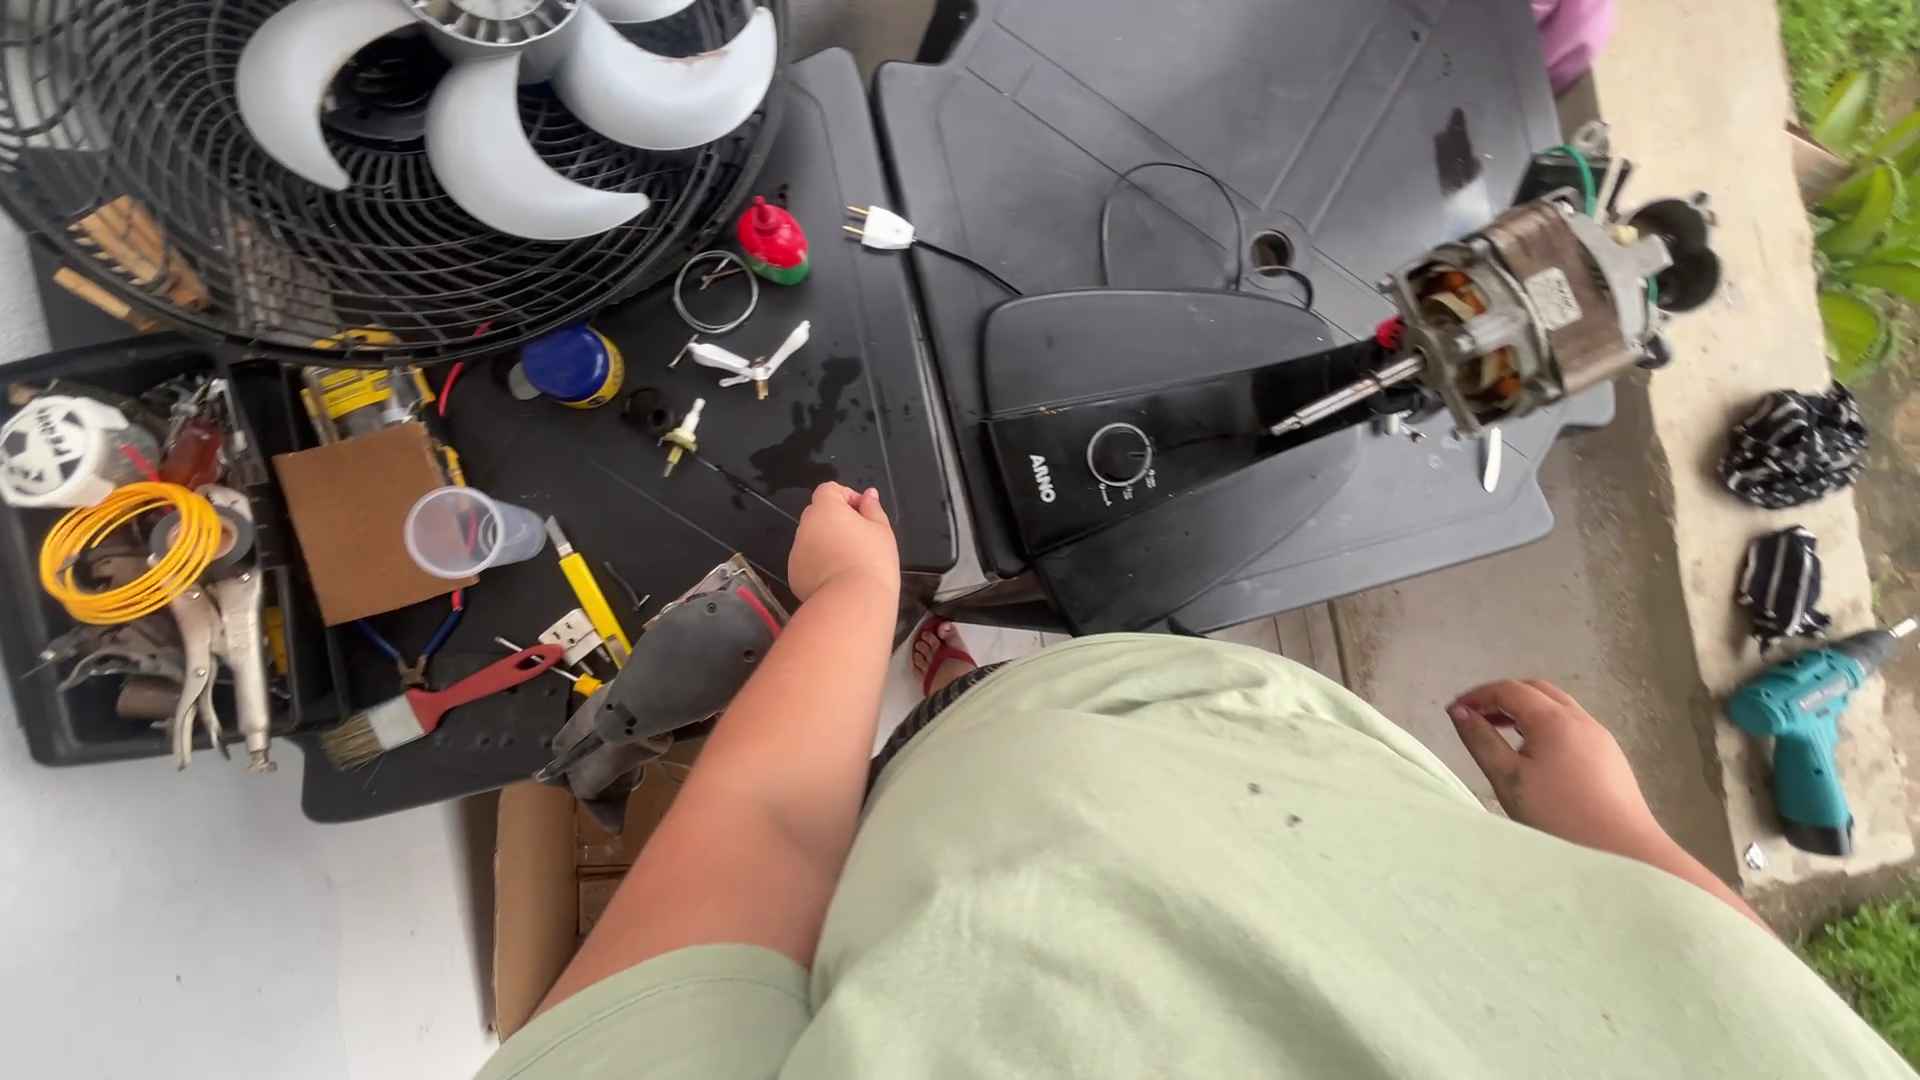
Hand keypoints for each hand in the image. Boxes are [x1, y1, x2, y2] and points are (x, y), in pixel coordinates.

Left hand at [788, 483, 898, 602]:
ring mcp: (795, 552)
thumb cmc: (872, 560)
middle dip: (838, 521)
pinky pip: (808, 562)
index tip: (865, 515)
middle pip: (819, 514)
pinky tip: (838, 579)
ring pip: (813, 540)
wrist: (852, 602)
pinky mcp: (794, 575)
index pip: (830, 489)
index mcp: (824, 508)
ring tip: (851, 563)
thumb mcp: (882, 530)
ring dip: (828, 544)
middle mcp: (804, 526)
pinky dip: (820, 565)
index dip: (848, 497)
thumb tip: (868, 495)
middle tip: (862, 539)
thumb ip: (873, 508)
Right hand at [1449, 680, 1667, 857]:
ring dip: (1522, 709)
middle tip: (1474, 715)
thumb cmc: (1558, 813)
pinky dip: (1542, 723)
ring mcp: (1599, 736)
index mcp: (1554, 720)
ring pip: (1555, 705)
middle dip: (1500, 696)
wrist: (1625, 852)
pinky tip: (1531, 749)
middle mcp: (1580, 719)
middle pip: (1535, 690)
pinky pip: (1569, 723)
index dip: (1477, 695)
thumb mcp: (1508, 776)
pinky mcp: (1609, 754)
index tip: (1453, 711)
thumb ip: (1480, 739)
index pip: (1509, 690)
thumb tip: (1459, 711)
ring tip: (1497, 730)